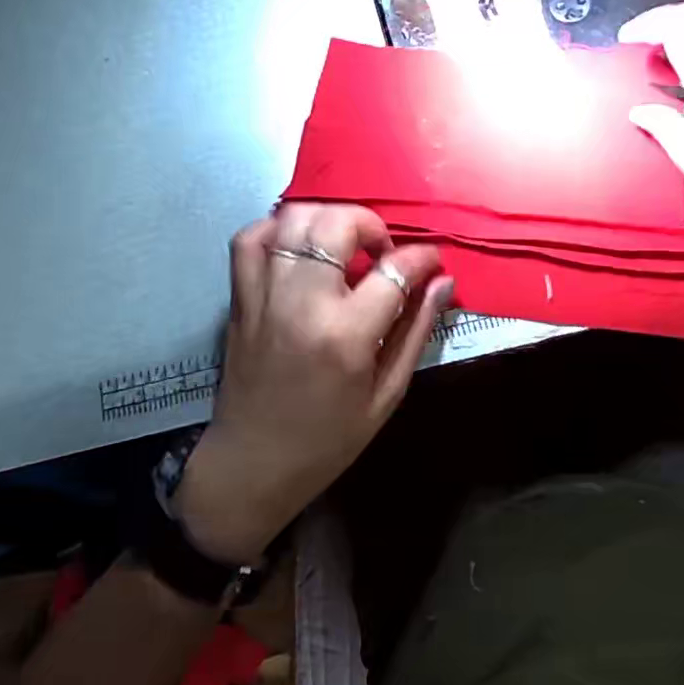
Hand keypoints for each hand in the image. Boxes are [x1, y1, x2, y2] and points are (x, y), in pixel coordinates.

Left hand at [175, 203, 453, 562]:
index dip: (422, 257)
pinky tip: (301, 247)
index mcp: (346, 335)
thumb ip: (416, 330)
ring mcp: (264, 297)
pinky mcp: (240, 299)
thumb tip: (443, 281)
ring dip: (327, 219)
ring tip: (344, 244)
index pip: (393, 269)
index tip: (431, 262)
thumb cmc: (329, 438)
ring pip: (292, 220)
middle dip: (370, 224)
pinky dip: (279, 229)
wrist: (252, 465)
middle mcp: (302, 304)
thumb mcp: (387, 393)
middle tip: (382, 251)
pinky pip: (250, 238)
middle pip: (335, 225)